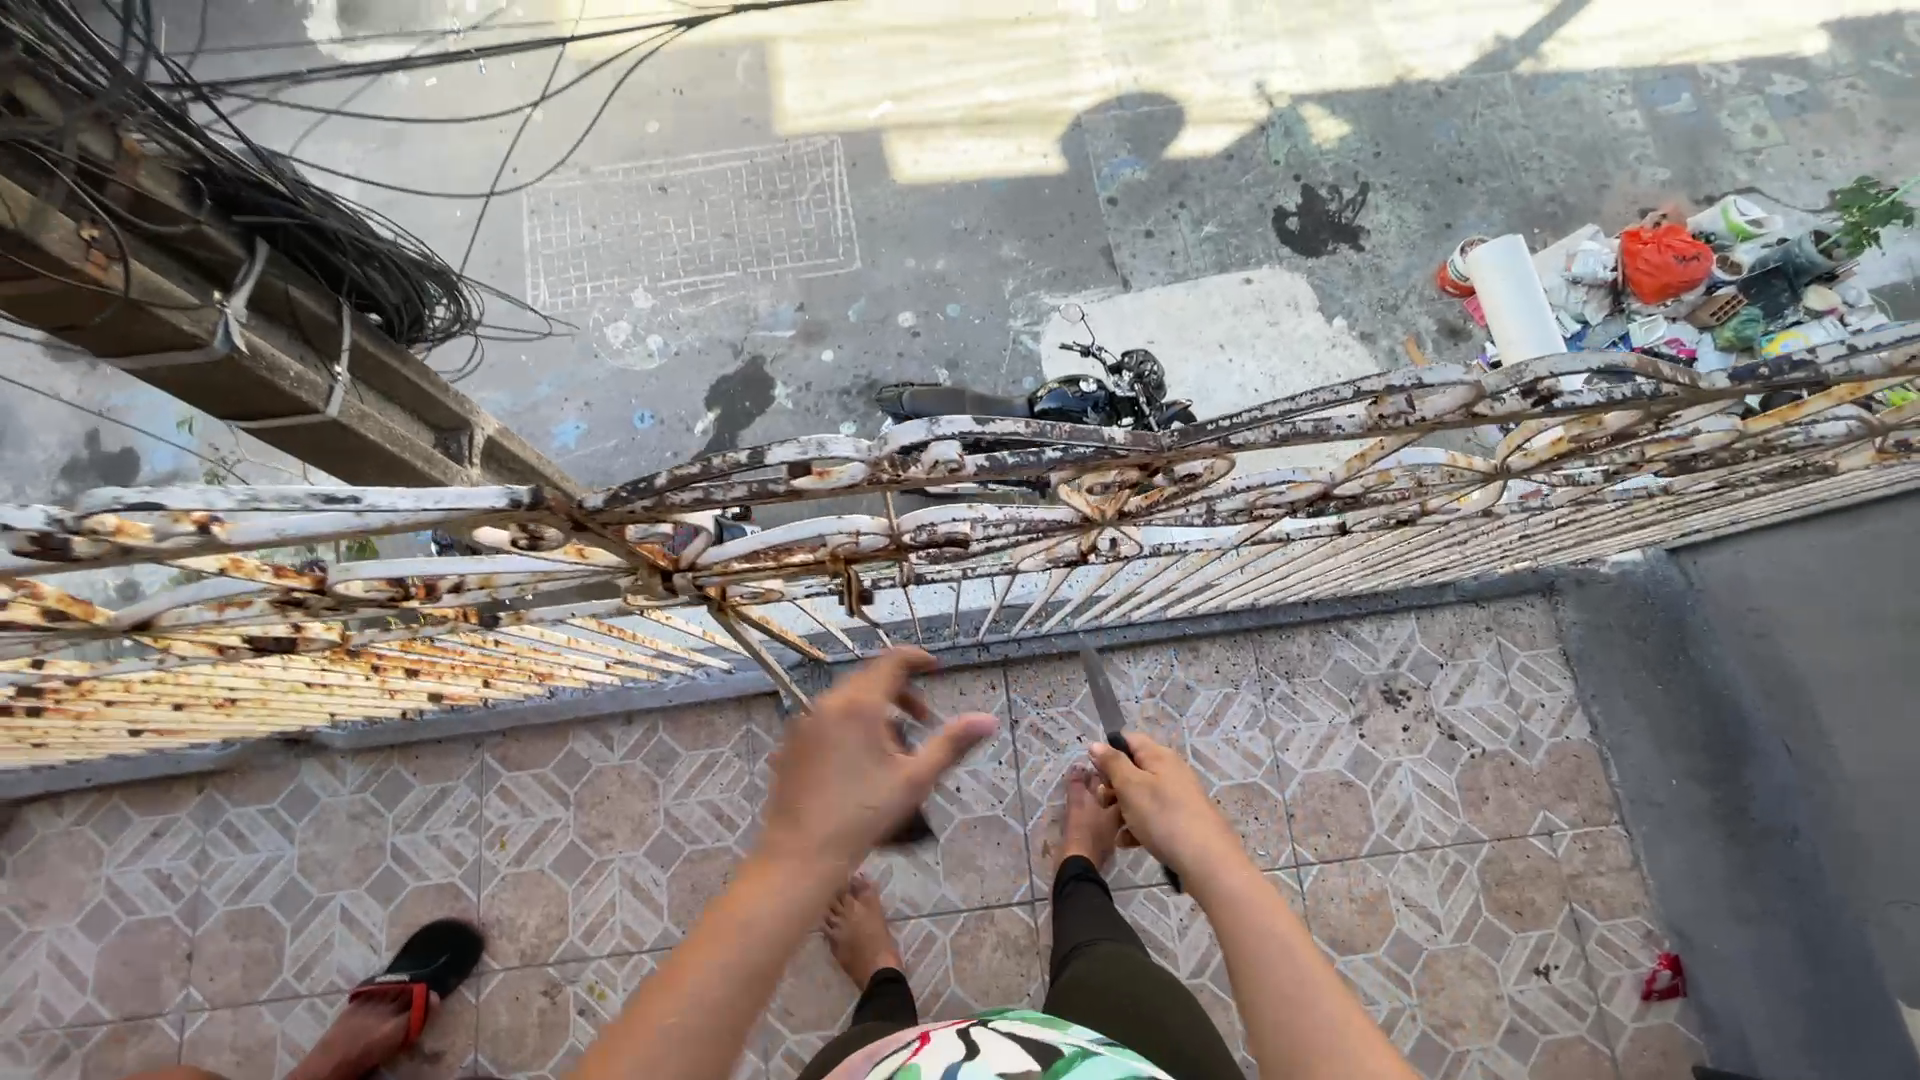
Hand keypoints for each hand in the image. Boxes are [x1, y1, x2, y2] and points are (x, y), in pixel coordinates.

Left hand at [761, 648, 997, 870]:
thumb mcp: (915, 779)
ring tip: (893, 745)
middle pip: (869, 677)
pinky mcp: (792, 742)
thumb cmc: (863, 815)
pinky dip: (850, 722)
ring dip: (875, 708)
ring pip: (847, 698)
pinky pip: (827, 717)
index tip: (935, 667)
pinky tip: (859, 759)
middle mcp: (828, 702)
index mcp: (859, 704)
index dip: (916, 658)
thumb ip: (952, 744)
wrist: (801, 853)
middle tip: (922, 719)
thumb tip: (989, 720)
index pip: (892, 661)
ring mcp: (805, 721)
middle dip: (900, 690)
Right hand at [1088, 732, 1244, 880]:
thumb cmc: (1163, 816)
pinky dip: (1137, 824)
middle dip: (1113, 785)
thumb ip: (1112, 763)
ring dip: (1122, 808)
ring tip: (1114, 826)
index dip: (1108, 751)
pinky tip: (1127, 842)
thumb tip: (1096, 743)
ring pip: (1140, 794)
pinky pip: (1152, 814)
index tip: (1096, 773)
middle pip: (1133, 768)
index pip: (1128, 739)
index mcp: (1158, 755)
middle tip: (1103, 802)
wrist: (1206, 859)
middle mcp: (1170, 771)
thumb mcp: (1130, 786)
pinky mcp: (1181, 819)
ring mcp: (1177, 796)